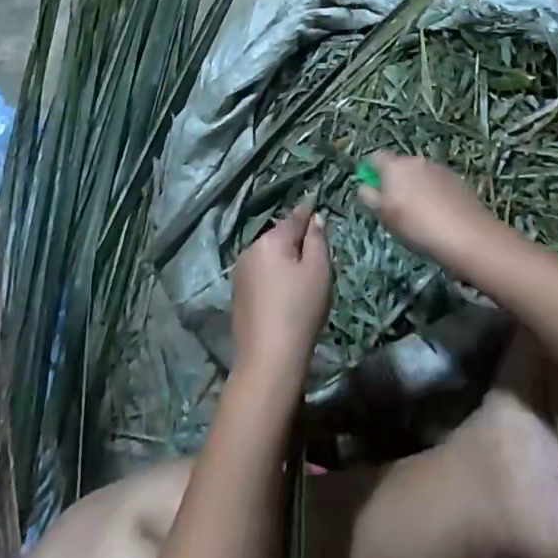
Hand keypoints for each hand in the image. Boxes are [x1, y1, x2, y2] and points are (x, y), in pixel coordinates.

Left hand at [230, 203, 330, 382]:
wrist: (269, 356)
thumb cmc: (300, 309)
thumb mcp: (318, 271)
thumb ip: (317, 240)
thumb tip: (313, 218)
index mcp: (270, 240)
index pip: (294, 218)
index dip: (307, 212)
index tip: (314, 201)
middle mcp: (250, 250)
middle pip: (279, 237)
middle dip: (296, 240)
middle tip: (319, 254)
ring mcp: (241, 272)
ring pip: (269, 256)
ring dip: (284, 259)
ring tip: (304, 277)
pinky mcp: (238, 293)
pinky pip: (261, 274)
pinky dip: (274, 276)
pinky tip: (285, 293)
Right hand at [355, 153, 514, 271]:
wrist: (466, 235)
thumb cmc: (416, 226)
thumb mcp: (384, 216)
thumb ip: (369, 197)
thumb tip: (365, 186)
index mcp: (394, 166)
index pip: (375, 158)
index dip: (371, 171)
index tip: (373, 189)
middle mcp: (416, 160)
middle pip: (399, 165)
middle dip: (395, 181)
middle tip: (395, 206)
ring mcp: (439, 168)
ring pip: (419, 174)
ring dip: (415, 187)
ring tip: (419, 214)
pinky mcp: (457, 180)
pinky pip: (437, 183)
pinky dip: (433, 193)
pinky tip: (438, 215)